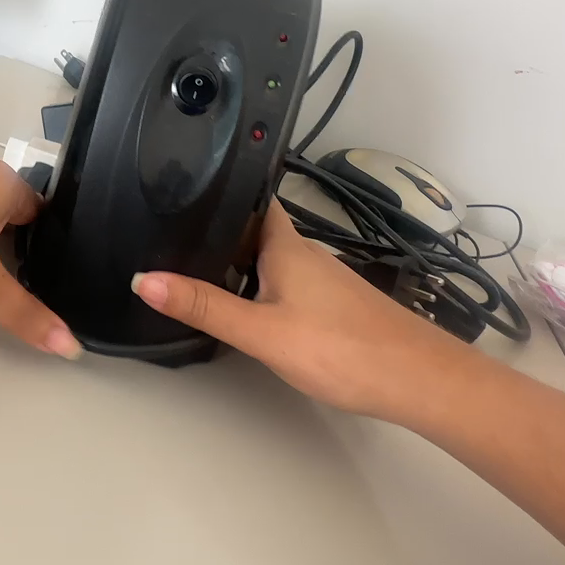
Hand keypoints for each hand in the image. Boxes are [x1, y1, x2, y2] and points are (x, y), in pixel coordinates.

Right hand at [130, 199, 474, 418]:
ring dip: (236, 257)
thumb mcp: (262, 331)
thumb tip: (144, 280)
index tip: (183, 182)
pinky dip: (257, 281)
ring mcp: (320, 278)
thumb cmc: (341, 348)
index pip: (249, 196)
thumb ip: (204, 307)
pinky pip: (283, 279)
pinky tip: (244, 304)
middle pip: (253, 228)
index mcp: (283, 244)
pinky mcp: (331, 303)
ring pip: (268, 255)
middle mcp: (301, 252)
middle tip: (172, 231)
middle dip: (217, 228)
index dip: (220, 186)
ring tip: (192, 265)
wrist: (420, 382)